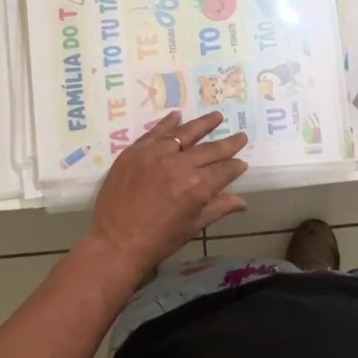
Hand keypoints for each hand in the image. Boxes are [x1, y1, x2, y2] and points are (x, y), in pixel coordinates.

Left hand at [86, 111, 248, 274]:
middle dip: (228, 144)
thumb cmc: (158, 240)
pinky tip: (178, 115)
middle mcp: (180, 164)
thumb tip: (242, 201)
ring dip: (203, 124)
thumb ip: (218, 208)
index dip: (235, 167)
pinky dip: (168, 123)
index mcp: (197, 186)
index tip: (242, 162)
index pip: (224, 170)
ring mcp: (156, 154)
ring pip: (185, 133)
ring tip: (217, 116)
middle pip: (209, 149)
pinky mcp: (136, 151)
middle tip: (241, 135)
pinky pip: (156, 132)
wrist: (115, 242)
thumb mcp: (193, 227)